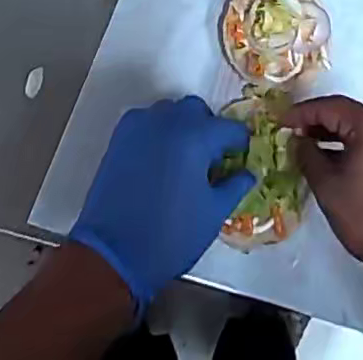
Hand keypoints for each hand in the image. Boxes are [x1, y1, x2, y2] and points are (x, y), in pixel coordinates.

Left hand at [68, 96, 250, 308]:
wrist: (114, 253)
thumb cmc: (170, 235)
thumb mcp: (212, 214)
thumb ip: (234, 186)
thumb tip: (247, 174)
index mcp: (196, 137)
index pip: (228, 127)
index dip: (239, 142)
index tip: (240, 156)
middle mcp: (169, 120)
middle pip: (197, 110)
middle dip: (208, 128)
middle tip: (210, 158)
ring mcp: (141, 124)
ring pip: (170, 111)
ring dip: (182, 126)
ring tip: (183, 159)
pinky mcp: (120, 134)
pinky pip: (147, 121)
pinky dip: (157, 131)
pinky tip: (158, 159)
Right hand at [283, 95, 362, 282]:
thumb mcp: (328, 186)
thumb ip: (308, 156)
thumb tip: (298, 141)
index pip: (329, 106)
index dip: (301, 113)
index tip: (280, 122)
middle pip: (345, 113)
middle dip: (316, 120)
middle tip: (291, 132)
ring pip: (357, 129)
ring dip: (331, 134)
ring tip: (307, 147)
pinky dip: (347, 147)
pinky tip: (332, 163)